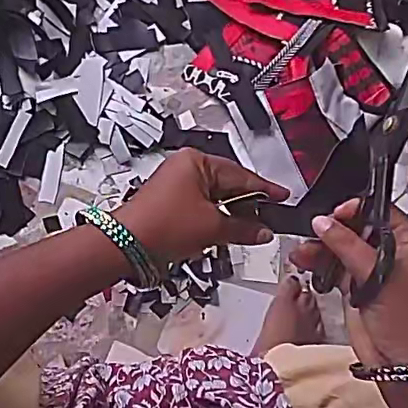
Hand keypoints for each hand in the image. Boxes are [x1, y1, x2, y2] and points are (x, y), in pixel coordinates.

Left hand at [112, 149, 287, 263]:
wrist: (126, 246)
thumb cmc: (158, 226)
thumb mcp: (212, 227)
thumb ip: (244, 228)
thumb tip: (261, 230)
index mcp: (195, 162)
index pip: (241, 175)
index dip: (265, 190)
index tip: (282, 196)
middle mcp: (184, 168)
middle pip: (228, 185)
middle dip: (246, 206)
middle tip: (266, 222)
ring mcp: (175, 185)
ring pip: (214, 199)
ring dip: (229, 216)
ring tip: (244, 232)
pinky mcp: (168, 203)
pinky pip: (200, 207)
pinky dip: (212, 220)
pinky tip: (220, 234)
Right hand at [290, 198, 407, 368]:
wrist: (403, 366)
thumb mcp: (380, 276)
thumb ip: (349, 246)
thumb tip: (325, 223)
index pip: (382, 214)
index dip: (358, 209)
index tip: (336, 212)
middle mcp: (391, 257)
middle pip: (357, 230)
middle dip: (333, 229)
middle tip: (315, 231)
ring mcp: (371, 274)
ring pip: (341, 248)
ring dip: (320, 247)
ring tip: (304, 250)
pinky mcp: (355, 290)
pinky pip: (333, 268)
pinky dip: (318, 264)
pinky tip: (305, 261)